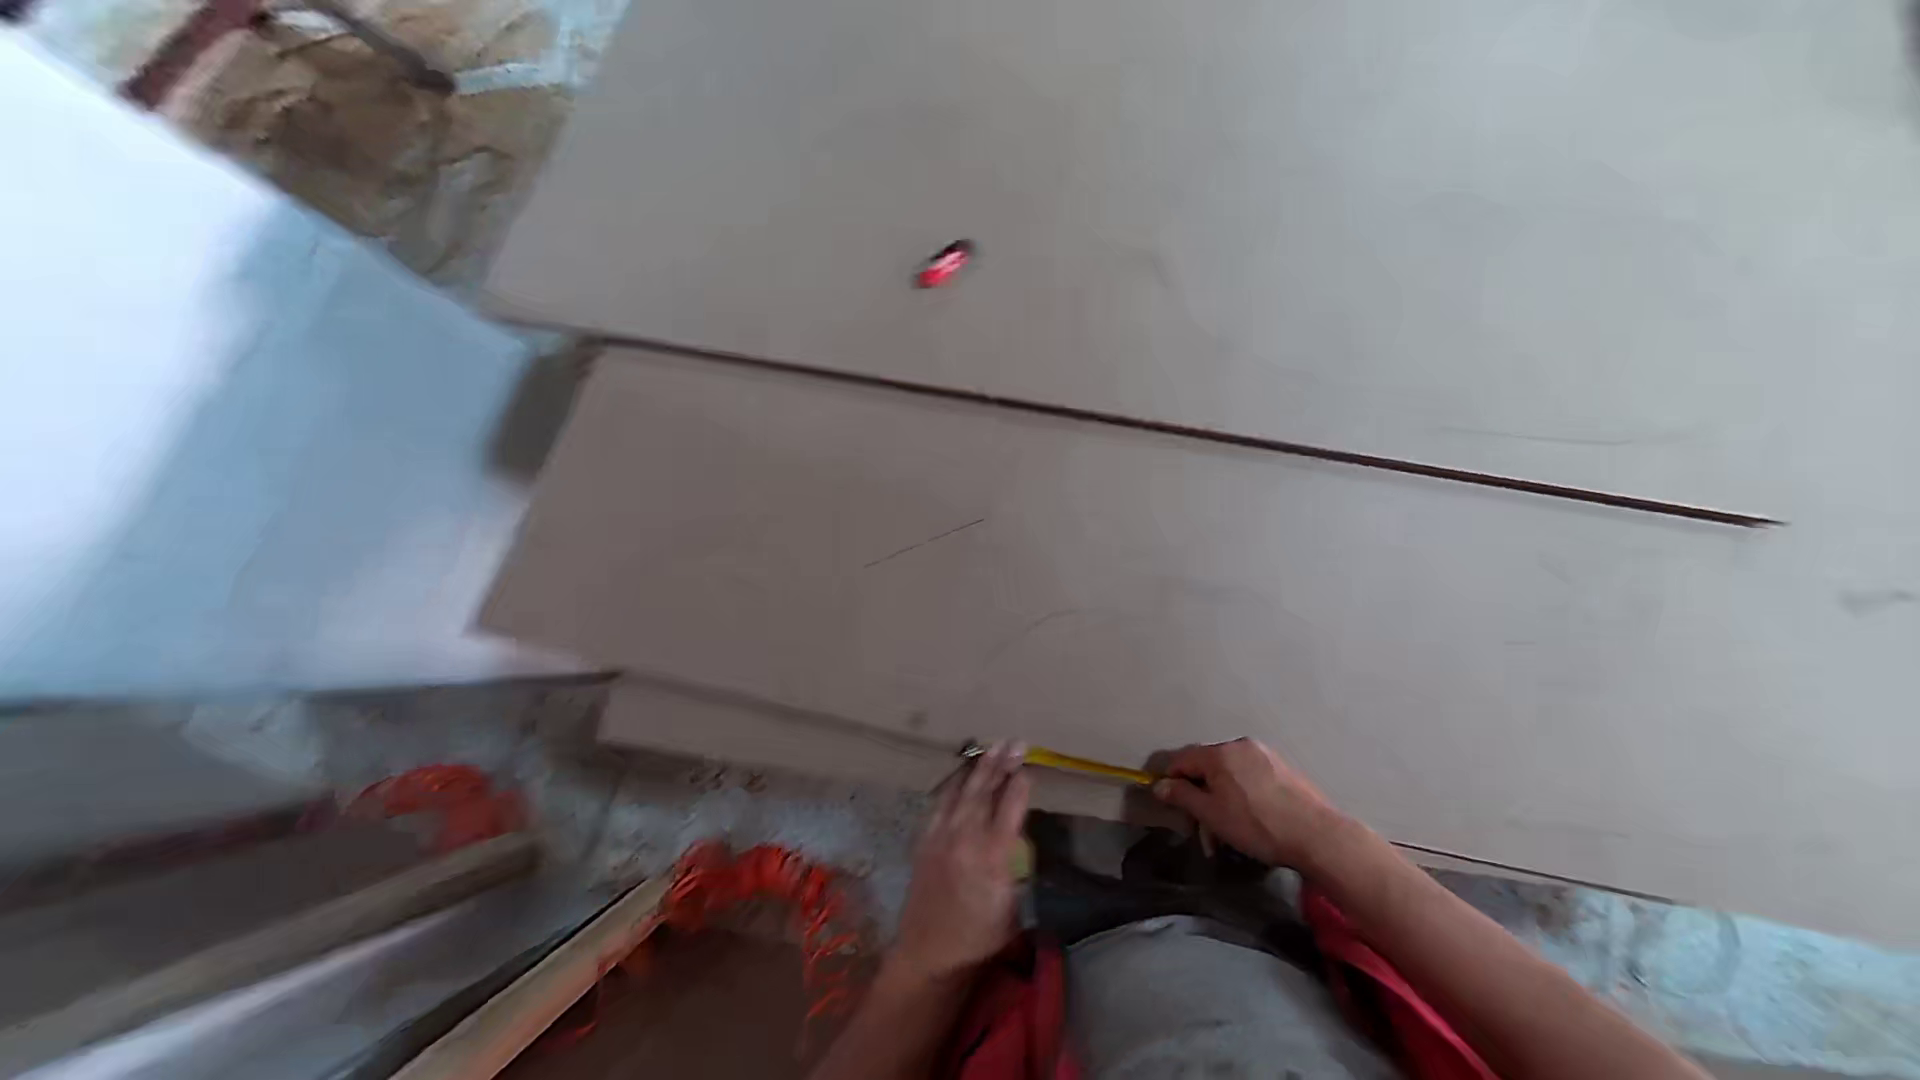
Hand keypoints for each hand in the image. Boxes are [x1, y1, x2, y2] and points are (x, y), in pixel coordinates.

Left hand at [889, 741, 1030, 981]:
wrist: (930, 953)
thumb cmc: (979, 936)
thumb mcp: (1012, 904)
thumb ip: (1014, 863)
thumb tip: (1015, 835)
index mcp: (992, 855)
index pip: (1009, 807)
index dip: (1020, 785)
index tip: (1029, 767)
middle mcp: (964, 837)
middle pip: (984, 791)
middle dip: (1000, 764)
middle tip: (1014, 742)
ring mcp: (940, 835)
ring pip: (960, 791)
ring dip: (976, 769)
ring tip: (990, 749)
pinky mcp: (924, 839)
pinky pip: (939, 802)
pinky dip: (952, 785)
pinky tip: (959, 776)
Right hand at [1152, 737, 1354, 867]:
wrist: (1317, 835)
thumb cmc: (1257, 825)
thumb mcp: (1212, 815)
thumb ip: (1182, 796)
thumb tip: (1159, 784)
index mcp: (1219, 754)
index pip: (1182, 759)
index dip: (1172, 780)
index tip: (1173, 804)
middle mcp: (1240, 745)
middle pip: (1207, 764)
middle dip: (1200, 791)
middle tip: (1203, 823)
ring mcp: (1265, 754)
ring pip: (1231, 770)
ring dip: (1223, 793)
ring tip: (1230, 823)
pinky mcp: (1284, 767)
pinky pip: (1252, 774)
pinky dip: (1244, 790)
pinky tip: (1254, 815)